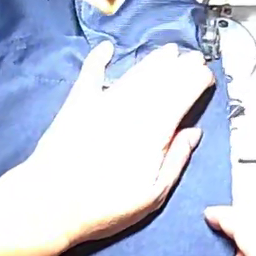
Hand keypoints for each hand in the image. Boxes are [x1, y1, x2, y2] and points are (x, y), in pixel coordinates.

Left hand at [2, 42, 214, 249]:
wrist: (50, 203)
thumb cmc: (103, 206)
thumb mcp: (152, 195)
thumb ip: (176, 161)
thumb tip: (192, 134)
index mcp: (153, 132)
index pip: (182, 95)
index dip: (196, 80)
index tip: (205, 75)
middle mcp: (130, 111)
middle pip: (161, 81)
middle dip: (180, 66)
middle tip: (193, 56)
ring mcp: (102, 104)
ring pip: (134, 75)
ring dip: (153, 61)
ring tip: (168, 51)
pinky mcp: (77, 104)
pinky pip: (90, 75)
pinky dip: (98, 60)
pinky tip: (106, 49)